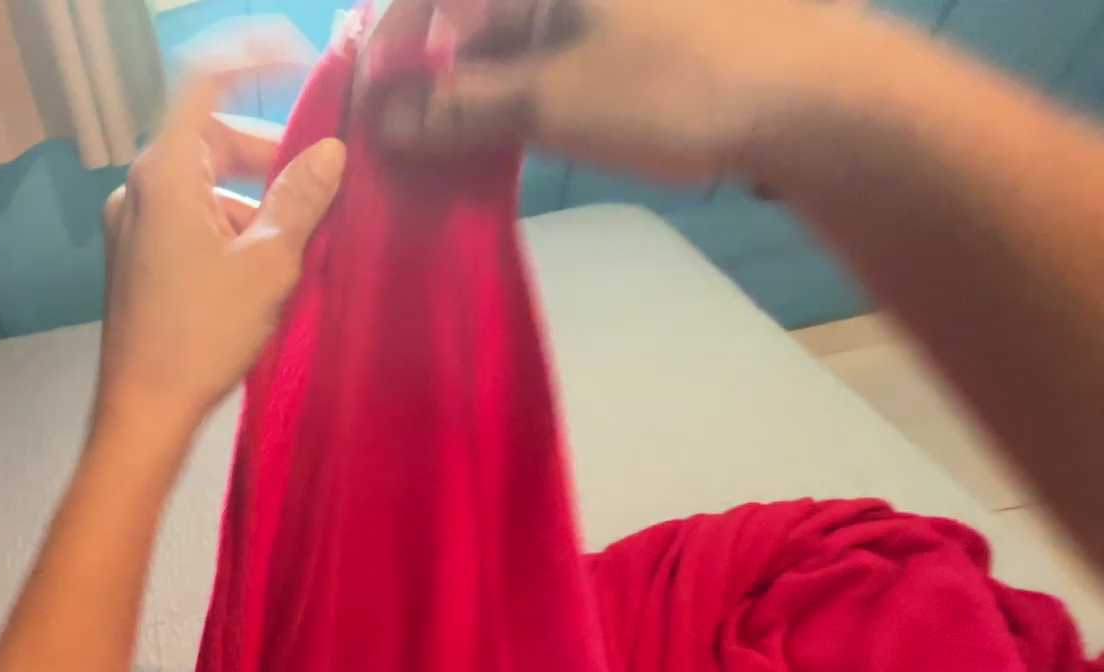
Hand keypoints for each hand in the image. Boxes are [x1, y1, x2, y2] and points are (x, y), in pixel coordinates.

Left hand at [96, 44, 347, 438]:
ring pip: (200, 186)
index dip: (255, 57)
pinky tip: (255, 269)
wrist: (143, 410)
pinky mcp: (132, 261)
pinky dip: (223, 227)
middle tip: (315, 188)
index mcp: (165, 171)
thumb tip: (329, 152)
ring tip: (293, 244)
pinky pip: (184, 221)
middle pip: (208, 139)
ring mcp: (129, 226)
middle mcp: (138, 187)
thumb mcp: (267, 263)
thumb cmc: (203, 334)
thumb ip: (301, 197)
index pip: (205, 79)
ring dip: (249, 201)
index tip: (302, 61)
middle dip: (266, 155)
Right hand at [368, 0, 871, 182]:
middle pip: (465, 12)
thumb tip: (378, 123)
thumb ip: (455, 108)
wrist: (812, 101)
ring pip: (494, 39)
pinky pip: (528, 58)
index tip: (366, 102)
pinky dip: (495, 99)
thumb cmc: (678, 83)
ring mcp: (588, 4)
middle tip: (391, 138)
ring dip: (455, 94)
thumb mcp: (551, 99)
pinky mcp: (608, 32)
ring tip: (425, 150)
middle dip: (419, 73)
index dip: (391, 39)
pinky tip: (475, 140)